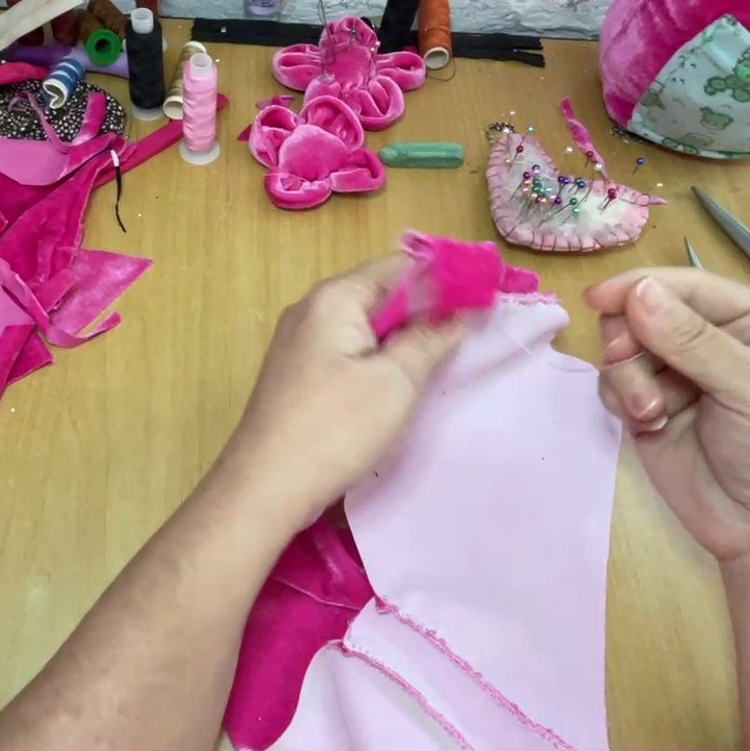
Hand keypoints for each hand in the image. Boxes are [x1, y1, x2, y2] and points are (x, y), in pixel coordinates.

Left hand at [214, 256, 466, 531]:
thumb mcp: (395, 381)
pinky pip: (346, 350)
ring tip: (442, 358)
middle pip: (380, 292)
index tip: (484, 299)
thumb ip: (429, 338)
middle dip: (425, 308)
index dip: (445, 277)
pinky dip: (377, 358)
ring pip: (364, 325)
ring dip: (402, 337)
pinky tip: (398, 382)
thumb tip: (457, 311)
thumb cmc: (335, 427)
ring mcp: (298, 342)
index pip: (399, 265)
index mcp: (334, 297)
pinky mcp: (297, 373)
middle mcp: (311, 309)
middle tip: (471, 332)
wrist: (265, 485)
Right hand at [582, 269, 749, 564]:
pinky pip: (613, 385)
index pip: (688, 287)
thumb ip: (692, 340)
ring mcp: (676, 379)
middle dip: (630, 336)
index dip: (642, 287)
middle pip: (644, 312)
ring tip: (650, 411)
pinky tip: (648, 424)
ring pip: (623, 350)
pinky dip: (621, 400)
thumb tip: (636, 291)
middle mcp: (711, 344)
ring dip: (627, 377)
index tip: (599, 298)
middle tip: (627, 357)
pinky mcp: (647, 411)